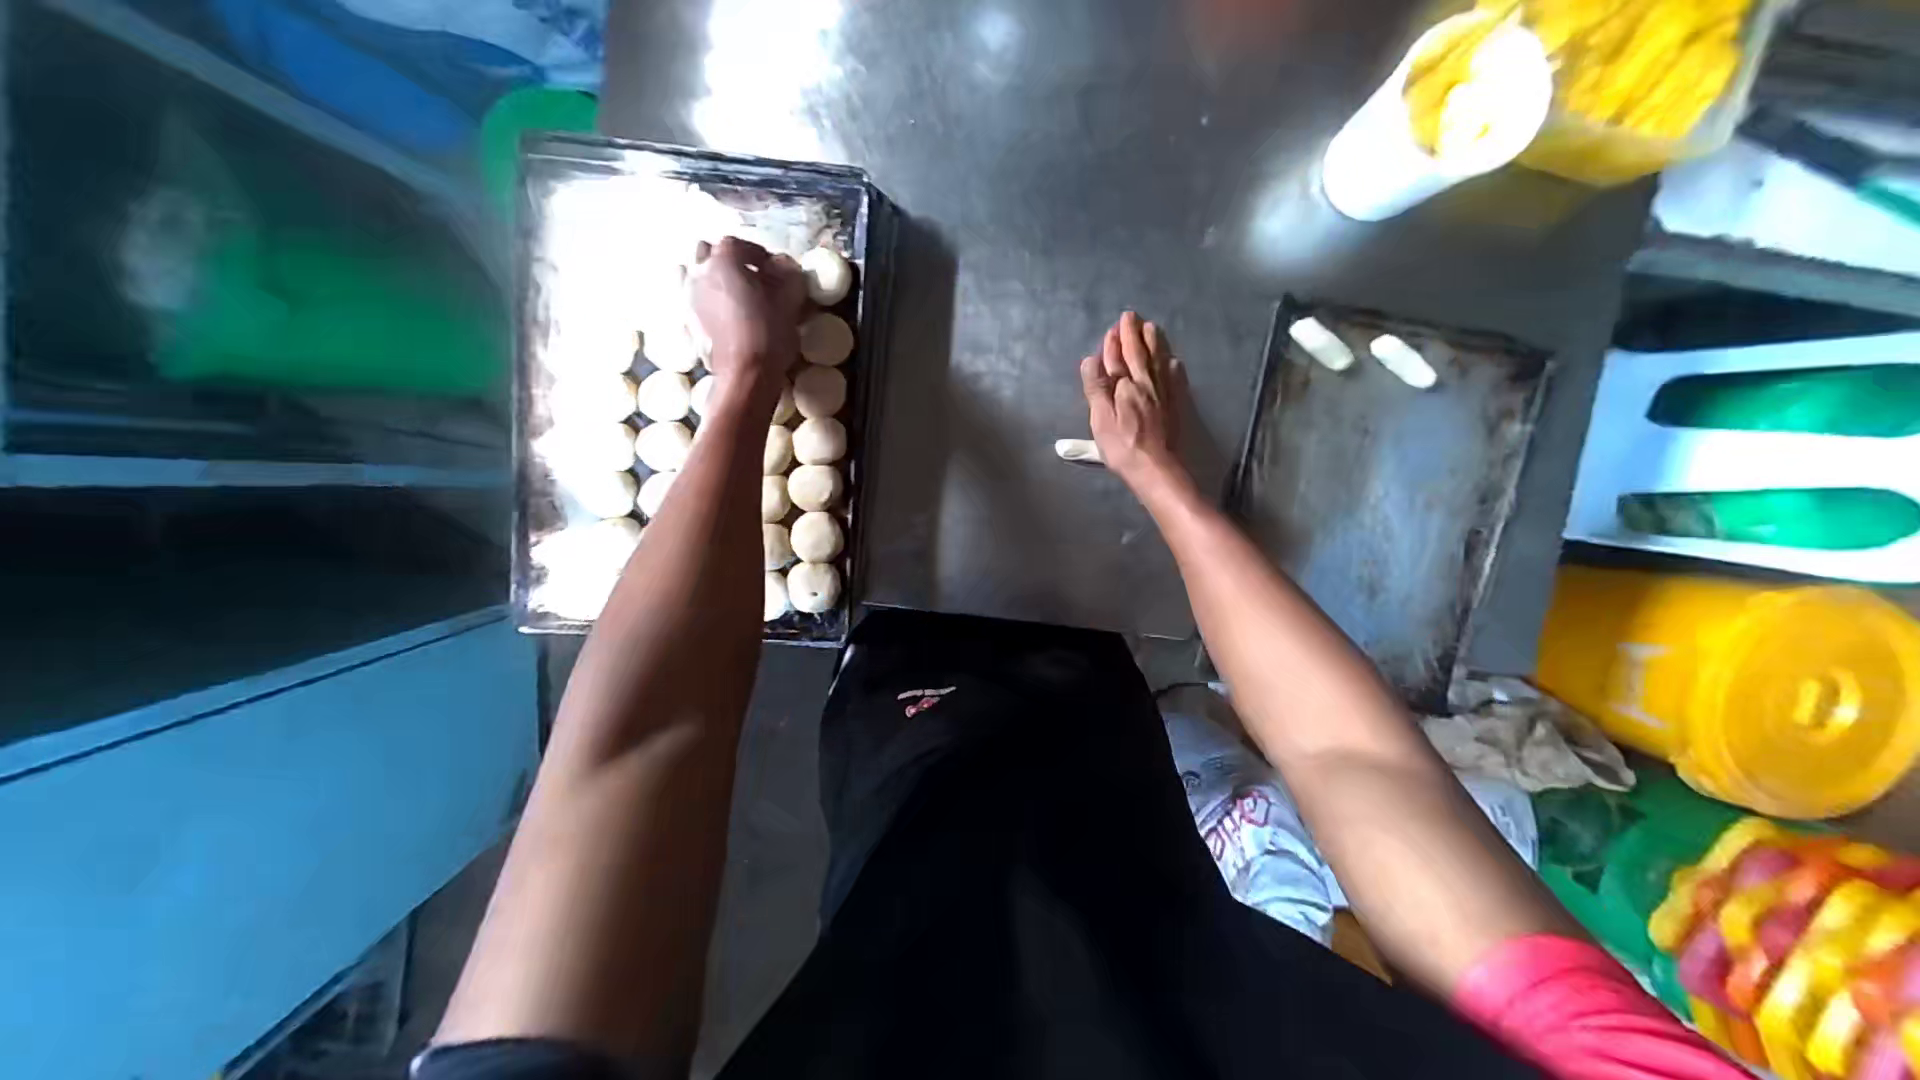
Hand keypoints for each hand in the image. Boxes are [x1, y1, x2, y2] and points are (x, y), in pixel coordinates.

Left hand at [690, 237, 806, 389]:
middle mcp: (699, 271)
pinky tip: (724, 314)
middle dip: (729, 260)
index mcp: (724, 260)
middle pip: (710, 252)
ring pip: (697, 274)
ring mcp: (688, 295)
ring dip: (715, 278)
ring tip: (736, 296)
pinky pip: (694, 298)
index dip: (758, 254)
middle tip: (751, 278)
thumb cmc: (769, 334)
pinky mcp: (686, 319)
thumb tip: (784, 264)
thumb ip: (788, 275)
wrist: (744, 375)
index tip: (773, 269)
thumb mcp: (789, 302)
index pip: (739, 244)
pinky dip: (707, 299)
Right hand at [1080, 311, 1189, 495]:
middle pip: (1139, 354)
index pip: (1117, 359)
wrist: (1156, 467)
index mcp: (1126, 386)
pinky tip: (1172, 360)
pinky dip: (1171, 365)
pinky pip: (1175, 378)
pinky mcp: (1175, 405)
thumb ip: (1097, 388)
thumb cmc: (1122, 447)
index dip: (1114, 343)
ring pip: (1158, 360)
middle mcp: (1147, 384)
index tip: (1113, 328)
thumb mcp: (1101, 419)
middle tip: (1131, 317)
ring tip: (1151, 328)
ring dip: (1153, 343)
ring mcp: (1164, 393)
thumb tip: (1092, 359)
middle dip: (1133, 335)